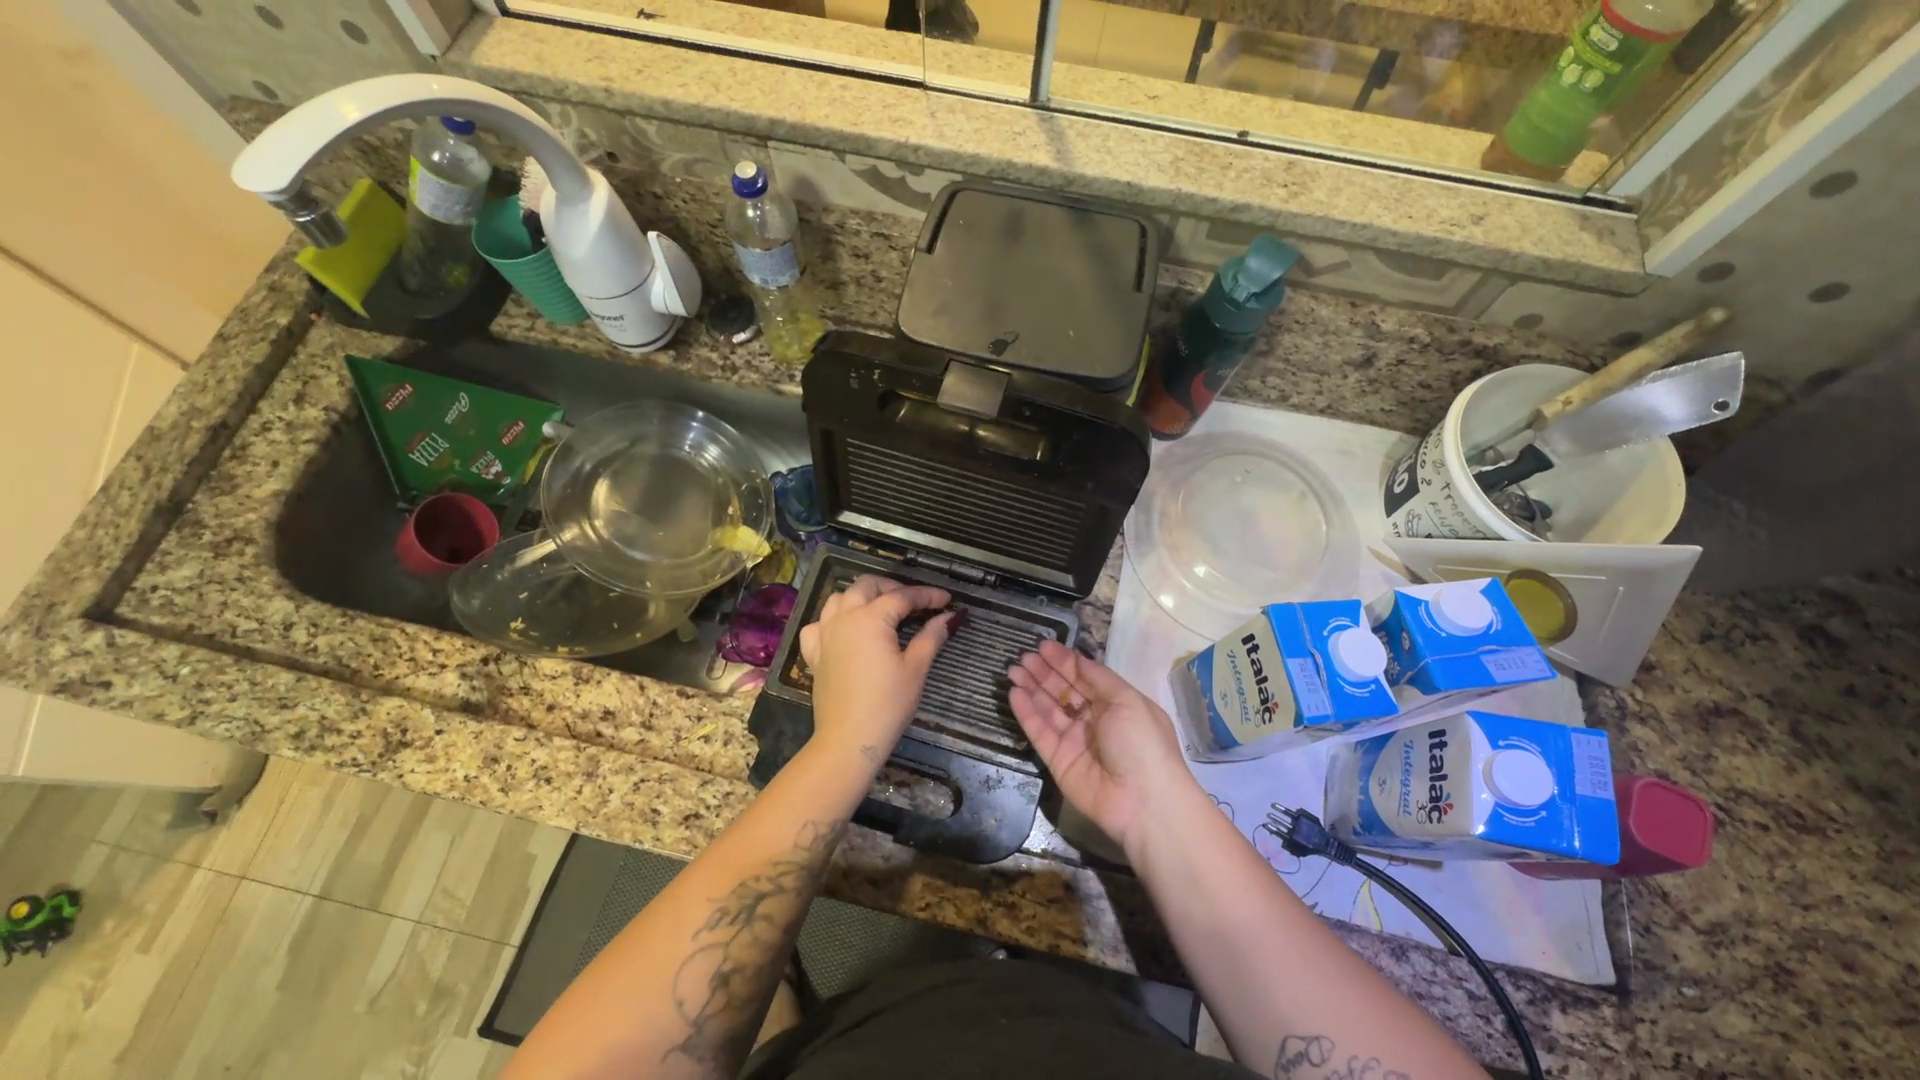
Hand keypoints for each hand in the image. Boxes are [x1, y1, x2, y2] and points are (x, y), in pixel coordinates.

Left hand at [798, 575, 955, 767]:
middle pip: (866, 586)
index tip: (947, 600)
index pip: (903, 597)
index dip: (927, 595)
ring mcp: (824, 634)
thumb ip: (931, 637)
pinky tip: (844, 629)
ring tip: (881, 609)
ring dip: (861, 596)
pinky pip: (818, 624)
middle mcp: (843, 617)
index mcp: (870, 618)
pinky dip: (832, 619)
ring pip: (838, 598)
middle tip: (914, 602)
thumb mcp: (916, 668)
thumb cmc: (888, 704)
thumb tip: (948, 617)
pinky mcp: (814, 653)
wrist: (849, 738)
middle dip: (892, 588)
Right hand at [1007, 641, 1196, 856]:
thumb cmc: (1142, 743)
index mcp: (1117, 705)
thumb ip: (1098, 678)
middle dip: (1044, 673)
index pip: (1085, 678)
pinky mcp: (1058, 760)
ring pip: (1048, 709)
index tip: (1043, 646)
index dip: (1065, 661)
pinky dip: (1027, 713)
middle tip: (1023, 657)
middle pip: (1064, 691)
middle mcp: (1095, 721)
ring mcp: (1075, 741)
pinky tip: (1015, 693)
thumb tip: (1077, 659)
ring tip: (1013, 669)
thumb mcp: (1127, 700)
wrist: (1143, 801)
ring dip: (1031, 688)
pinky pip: (1039, 733)